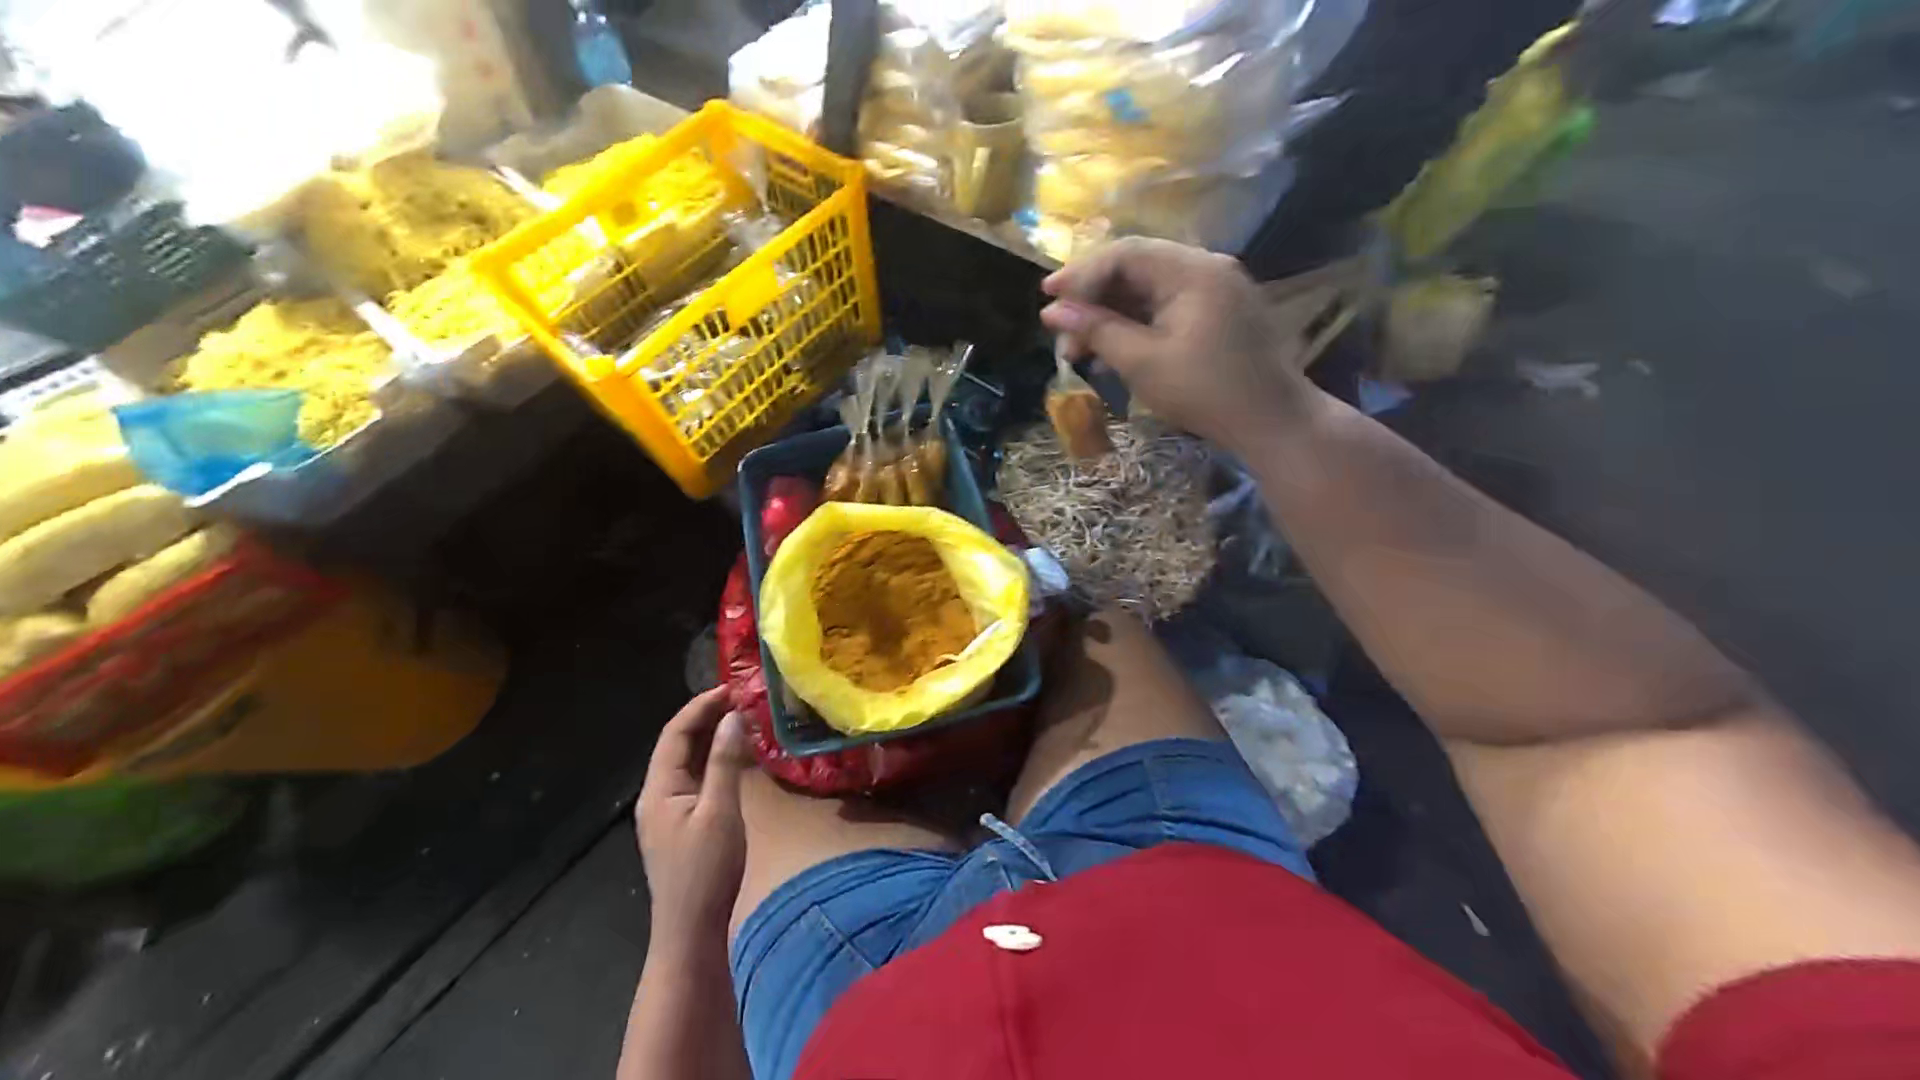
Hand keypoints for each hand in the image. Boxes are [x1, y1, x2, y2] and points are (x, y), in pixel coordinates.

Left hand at [635, 686, 754, 941]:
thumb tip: (734, 717)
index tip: (733, 688)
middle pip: (679, 744)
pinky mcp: (682, 825)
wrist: (692, 934)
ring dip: (711, 737)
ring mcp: (668, 812)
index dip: (701, 706)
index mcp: (658, 789)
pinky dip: (715, 760)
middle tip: (743, 699)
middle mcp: (657, 796)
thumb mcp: (720, 812)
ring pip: (688, 762)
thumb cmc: (705, 872)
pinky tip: (737, 758)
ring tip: (743, 719)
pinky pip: (696, 779)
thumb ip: (725, 762)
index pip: (675, 733)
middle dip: (707, 717)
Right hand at [1039, 238, 1319, 451]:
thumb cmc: (1205, 392)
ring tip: (1081, 351)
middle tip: (1062, 334)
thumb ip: (1096, 330)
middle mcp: (1206, 267)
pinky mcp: (1219, 313)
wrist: (1273, 422)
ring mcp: (1216, 289)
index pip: (1124, 253)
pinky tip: (1114, 351)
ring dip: (1111, 315)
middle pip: (1136, 267)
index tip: (1047, 299)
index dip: (1080, 274)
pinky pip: (1167, 307)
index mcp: (1192, 270)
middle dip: (1093, 299)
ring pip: (1149, 290)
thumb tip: (1052, 310)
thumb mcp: (1142, 362)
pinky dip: (1136, 325)